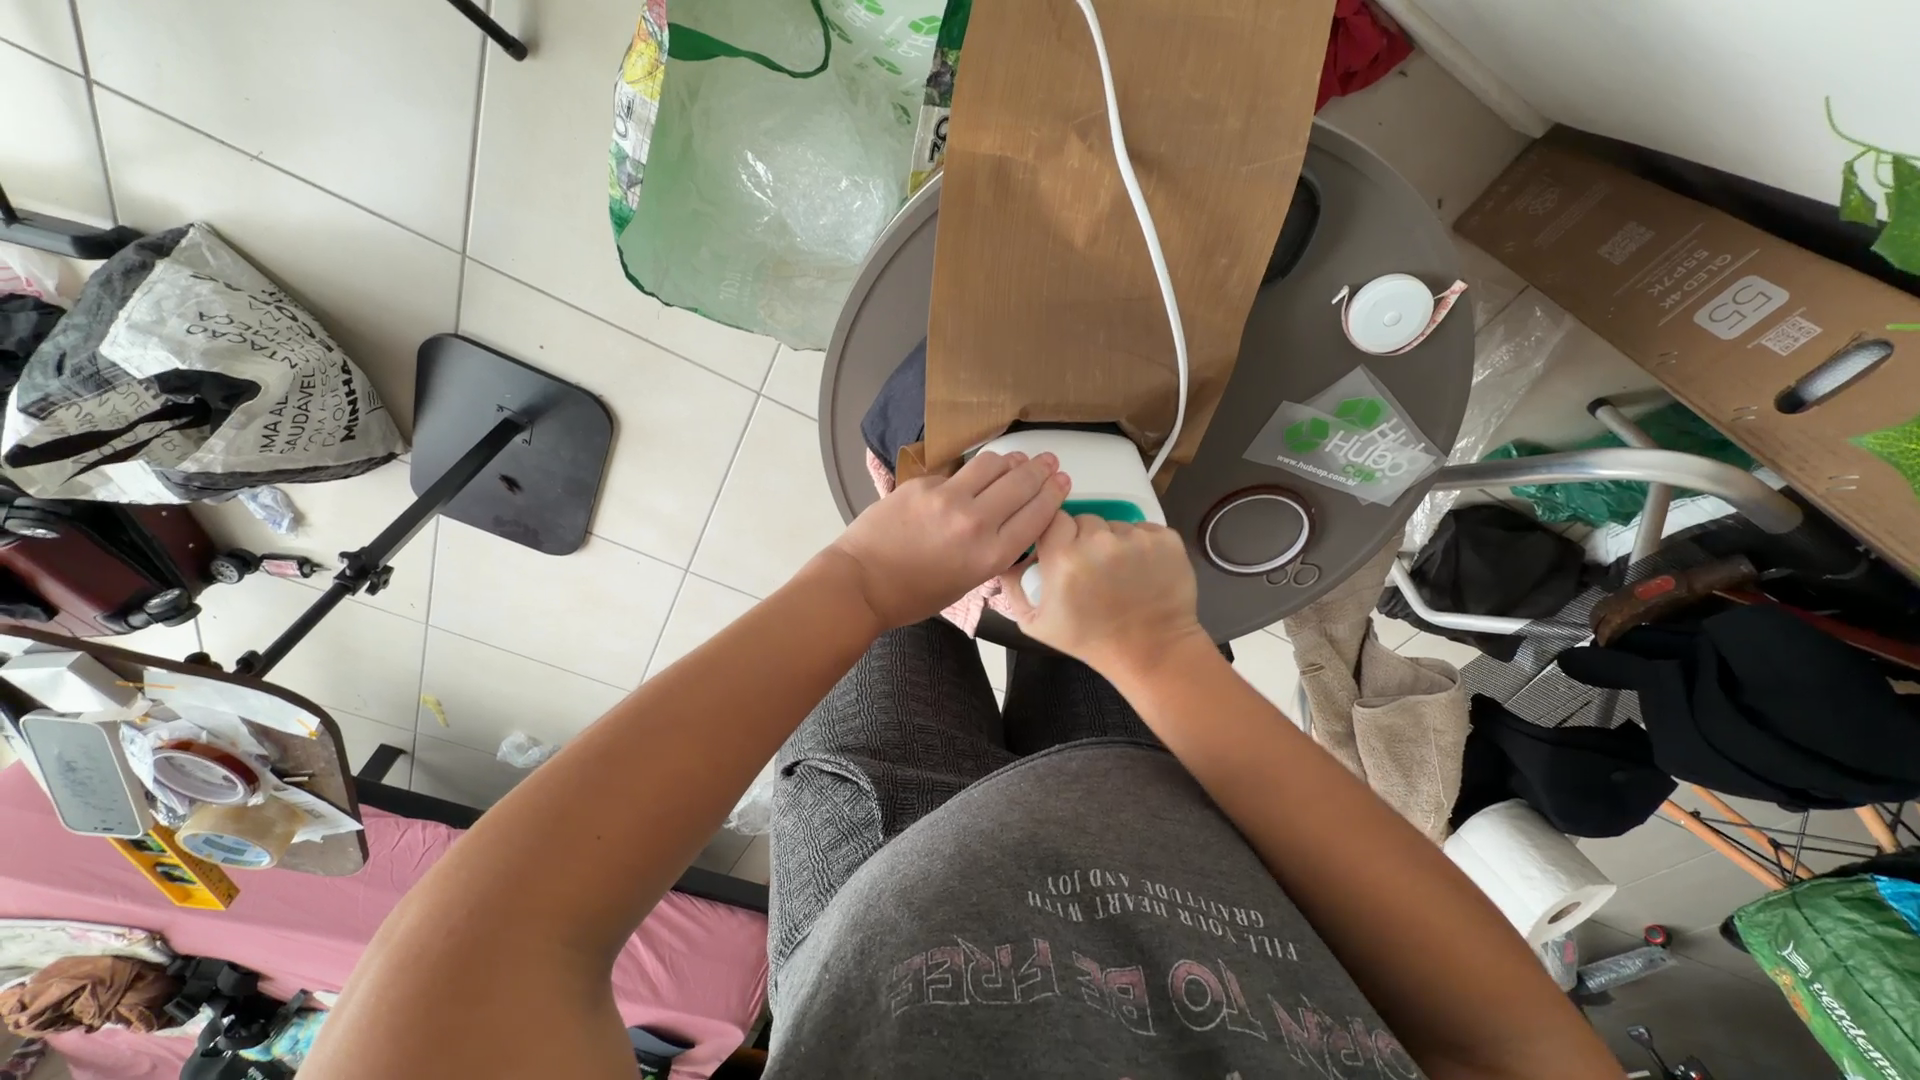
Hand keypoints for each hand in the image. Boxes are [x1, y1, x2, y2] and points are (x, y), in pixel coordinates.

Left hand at [822, 451, 1069, 629]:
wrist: (861, 583)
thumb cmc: (914, 595)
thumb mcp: (967, 583)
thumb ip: (993, 552)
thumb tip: (1009, 525)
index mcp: (990, 556)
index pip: (1036, 515)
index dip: (1053, 494)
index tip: (1061, 482)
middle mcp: (976, 522)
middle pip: (1021, 483)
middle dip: (1041, 469)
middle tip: (1049, 462)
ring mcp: (948, 498)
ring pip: (992, 464)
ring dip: (1011, 460)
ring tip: (1018, 459)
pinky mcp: (923, 484)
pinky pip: (957, 471)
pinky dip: (970, 472)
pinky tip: (973, 474)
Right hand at [999, 513, 1208, 680]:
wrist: (1151, 651)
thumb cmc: (1090, 639)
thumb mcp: (1035, 622)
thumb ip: (1014, 584)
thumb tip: (1011, 555)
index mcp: (1064, 558)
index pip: (1053, 519)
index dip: (1057, 535)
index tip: (1062, 552)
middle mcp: (1100, 542)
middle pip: (1084, 520)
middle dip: (1084, 540)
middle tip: (1091, 570)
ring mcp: (1137, 539)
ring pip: (1115, 525)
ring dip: (1114, 543)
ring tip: (1118, 574)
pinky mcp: (1166, 540)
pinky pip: (1144, 530)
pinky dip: (1142, 545)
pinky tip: (1141, 570)